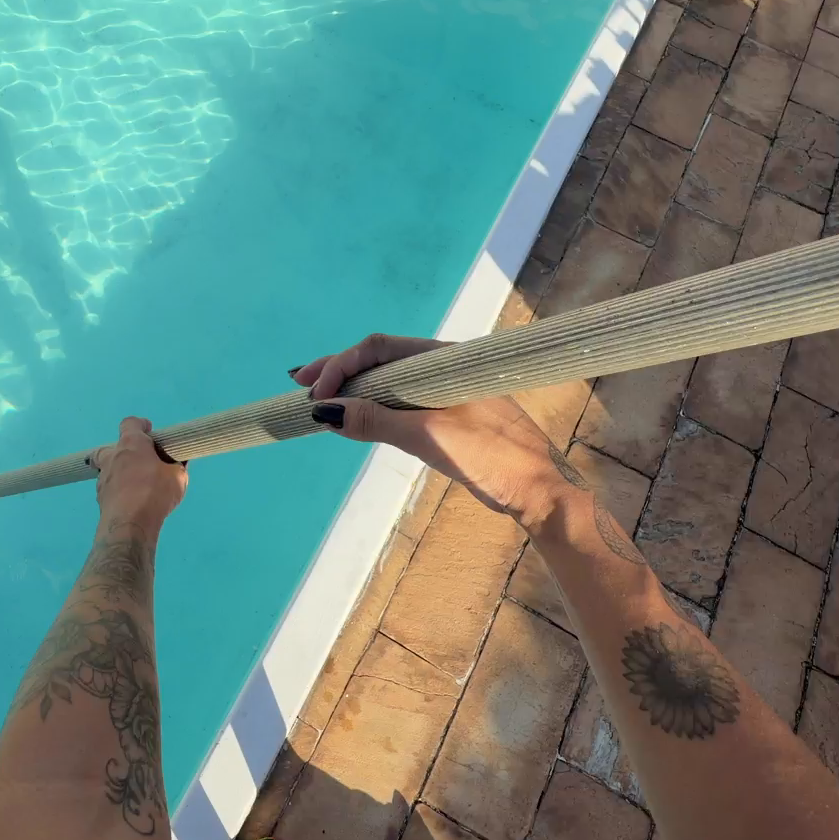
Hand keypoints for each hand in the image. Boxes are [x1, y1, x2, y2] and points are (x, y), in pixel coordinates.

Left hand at [87, 417, 186, 527]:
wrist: (129, 525)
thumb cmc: (155, 493)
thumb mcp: (178, 477)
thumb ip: (176, 466)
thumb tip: (177, 463)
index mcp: (131, 445)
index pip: (130, 423)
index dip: (140, 426)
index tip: (150, 432)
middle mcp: (113, 458)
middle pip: (108, 448)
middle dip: (120, 451)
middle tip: (137, 461)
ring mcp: (103, 479)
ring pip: (107, 470)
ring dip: (120, 473)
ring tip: (137, 486)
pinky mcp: (101, 499)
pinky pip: (110, 488)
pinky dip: (119, 491)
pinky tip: (131, 501)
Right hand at [292, 334, 575, 523]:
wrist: (539, 492)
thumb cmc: (492, 457)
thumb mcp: (429, 437)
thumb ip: (376, 421)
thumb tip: (325, 413)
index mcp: (443, 360)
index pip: (381, 348)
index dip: (343, 364)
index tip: (317, 392)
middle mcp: (440, 368)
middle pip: (379, 360)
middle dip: (338, 371)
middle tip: (299, 383)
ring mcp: (441, 392)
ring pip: (386, 382)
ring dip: (351, 388)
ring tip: (316, 397)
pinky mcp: (442, 415)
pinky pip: (396, 402)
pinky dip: (369, 406)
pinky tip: (350, 413)